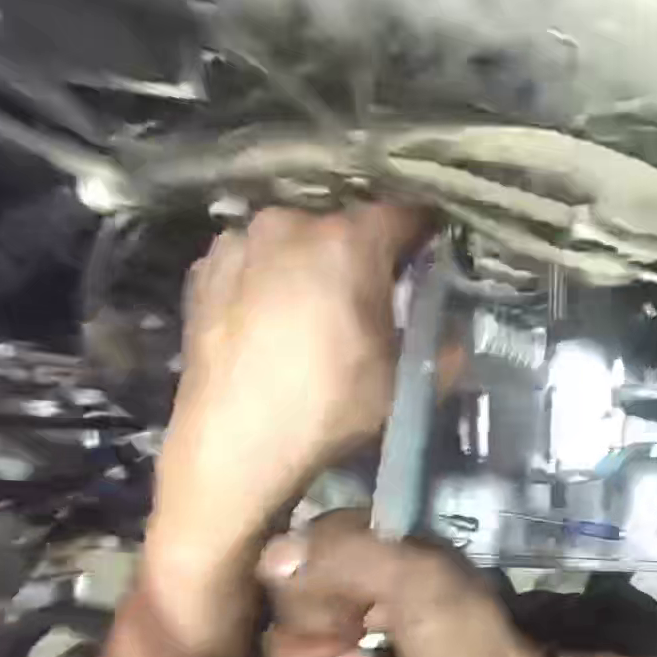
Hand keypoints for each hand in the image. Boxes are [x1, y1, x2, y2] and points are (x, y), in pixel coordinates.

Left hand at [151, 204, 429, 562]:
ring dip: (315, 261)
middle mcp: (290, 223)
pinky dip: (273, 276)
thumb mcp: (407, 384)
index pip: (403, 215)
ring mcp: (239, 242)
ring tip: (320, 307)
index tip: (433, 254)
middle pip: (345, 224)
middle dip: (367, 252)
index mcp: (348, 243)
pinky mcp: (204, 269)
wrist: (237, 441)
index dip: (425, 233)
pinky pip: (255, 259)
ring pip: (296, 239)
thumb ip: (443, 350)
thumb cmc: (332, 406)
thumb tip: (452, 335)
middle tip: (376, 294)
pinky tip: (275, 317)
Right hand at [258, 511, 549, 656]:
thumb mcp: (416, 584)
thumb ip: (350, 558)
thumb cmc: (463, 638)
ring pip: (286, 651)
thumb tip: (273, 556)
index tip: (330, 598)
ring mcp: (346, 639)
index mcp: (380, 553)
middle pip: (287, 602)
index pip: (306, 544)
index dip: (305, 575)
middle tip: (355, 644)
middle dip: (316, 632)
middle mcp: (356, 591)